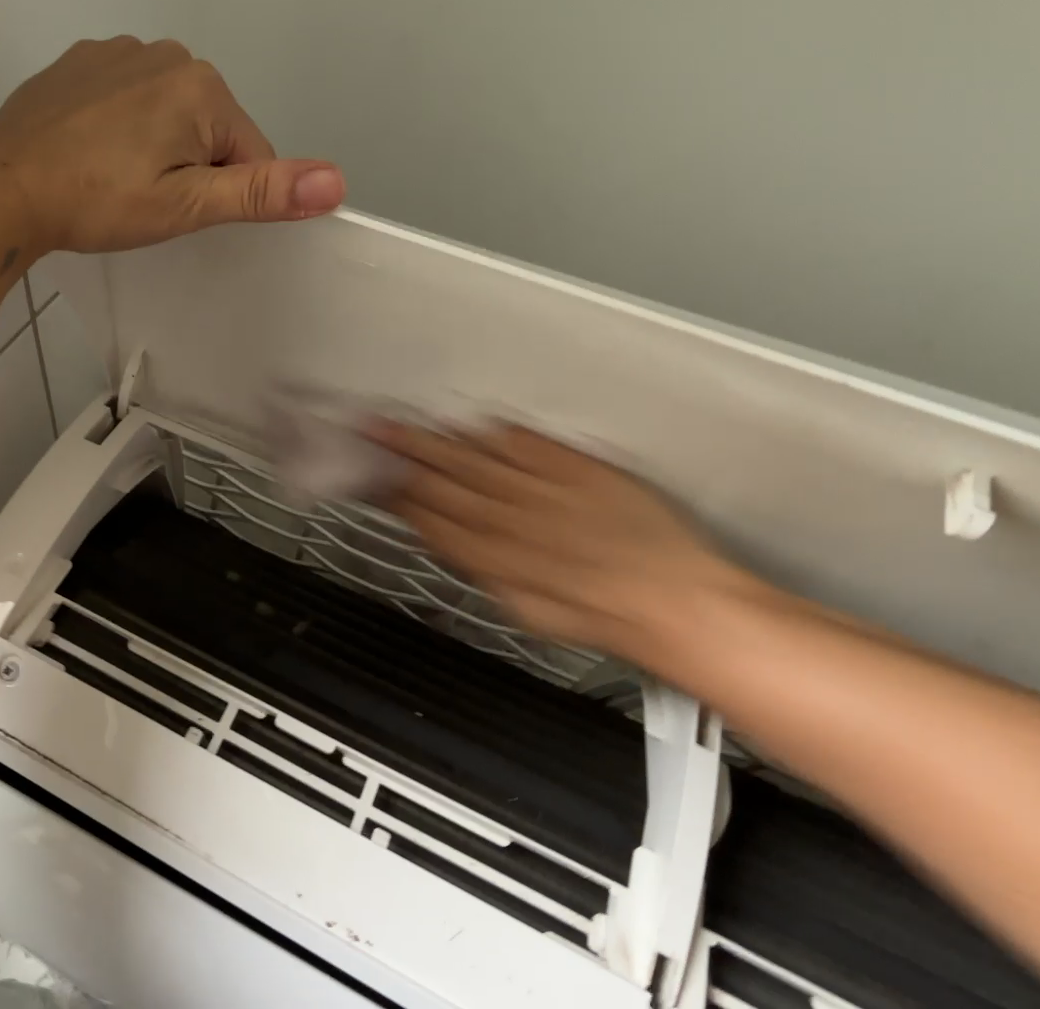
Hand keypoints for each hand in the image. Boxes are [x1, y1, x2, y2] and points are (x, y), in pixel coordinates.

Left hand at [0, 36, 347, 254]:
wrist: (4, 187)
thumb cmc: (98, 202)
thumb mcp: (186, 206)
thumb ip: (261, 192)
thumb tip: (335, 181)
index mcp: (203, 88)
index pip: (250, 152)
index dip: (224, 195)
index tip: (180, 216)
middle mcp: (165, 54)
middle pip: (207, 129)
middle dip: (190, 169)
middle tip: (145, 203)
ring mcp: (116, 52)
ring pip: (165, 115)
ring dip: (154, 149)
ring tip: (114, 184)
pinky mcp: (79, 64)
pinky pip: (123, 100)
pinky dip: (118, 129)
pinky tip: (91, 157)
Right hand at [370, 421, 769, 660]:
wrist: (671, 602)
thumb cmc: (599, 616)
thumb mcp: (524, 611)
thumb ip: (483, 571)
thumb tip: (451, 544)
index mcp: (490, 556)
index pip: (426, 514)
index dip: (392, 492)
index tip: (368, 475)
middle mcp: (508, 517)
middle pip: (440, 478)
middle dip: (399, 454)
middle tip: (369, 431)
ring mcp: (542, 488)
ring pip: (474, 457)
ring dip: (433, 440)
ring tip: (402, 423)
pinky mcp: (578, 469)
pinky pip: (526, 443)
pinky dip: (496, 433)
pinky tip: (473, 425)